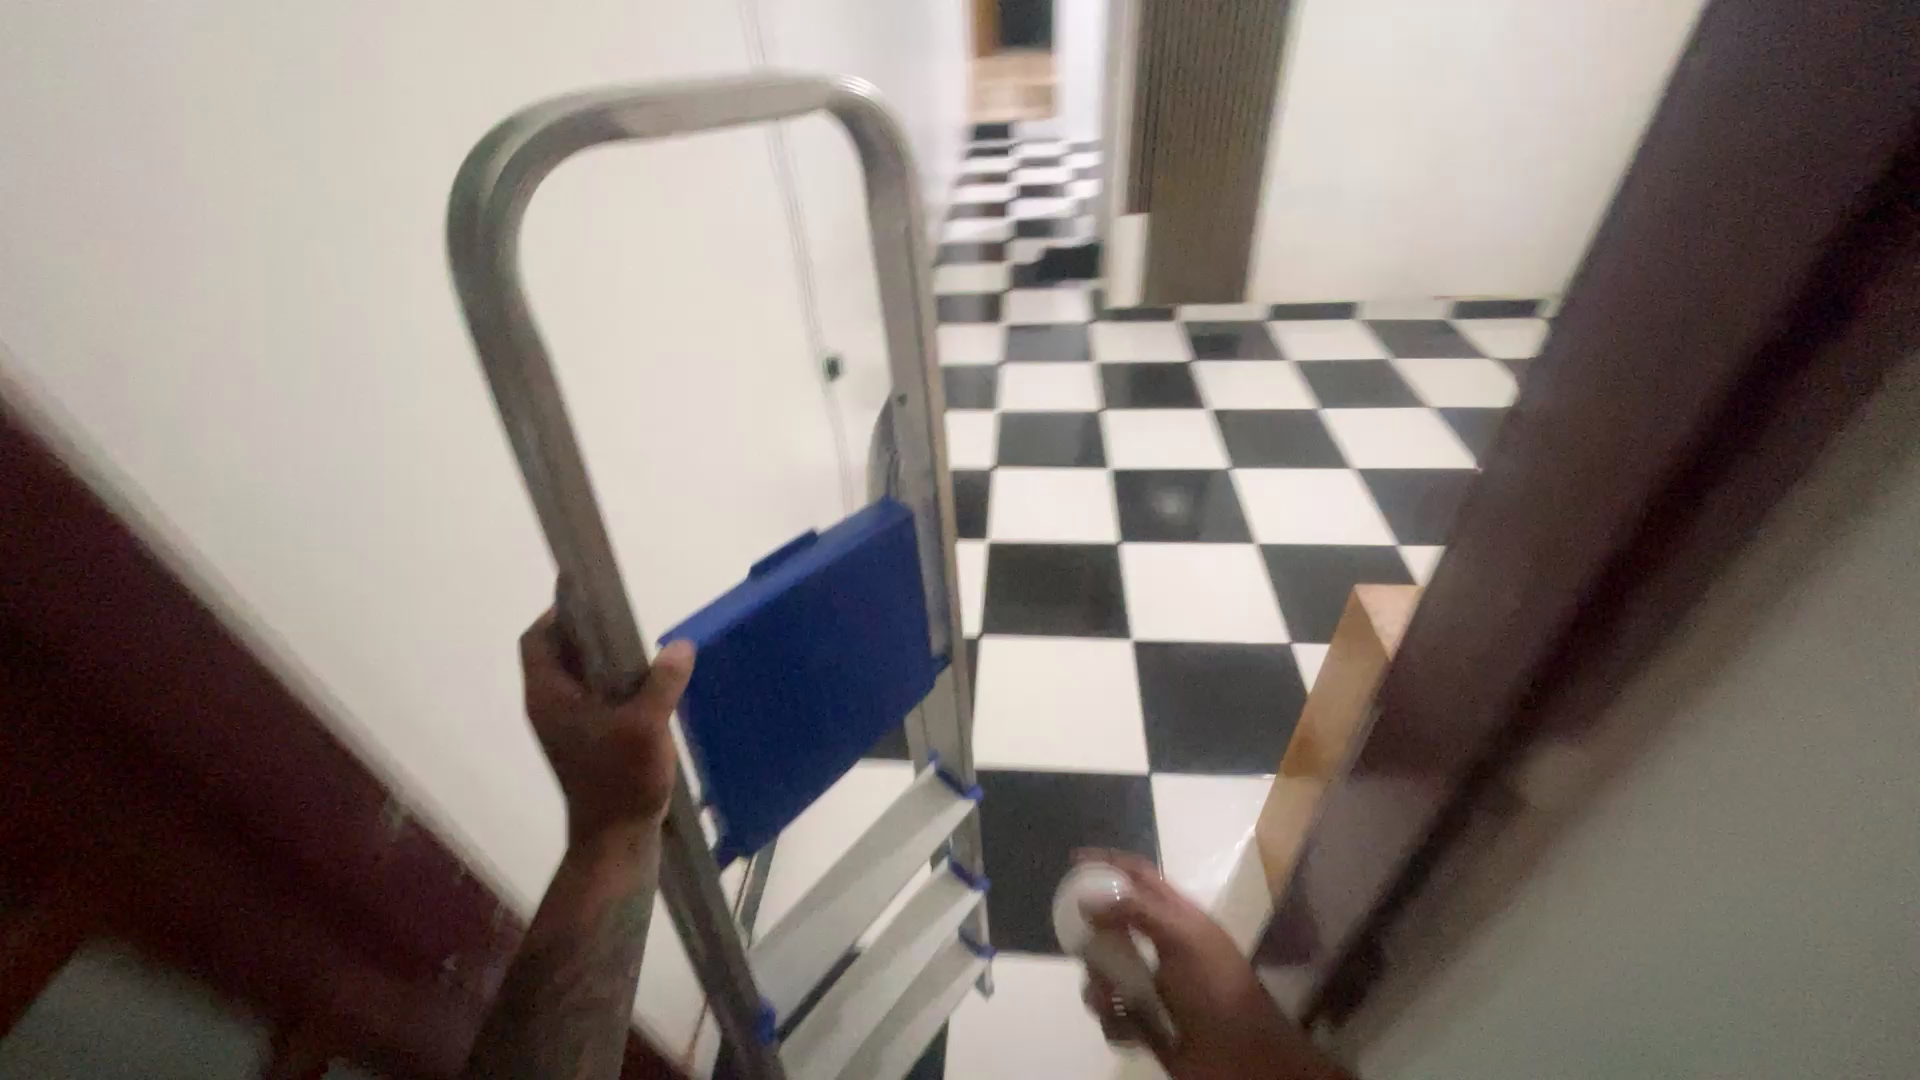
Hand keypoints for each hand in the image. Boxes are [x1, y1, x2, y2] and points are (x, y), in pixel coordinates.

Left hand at [519, 608, 693, 845]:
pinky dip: (615, 681)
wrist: (616, 839)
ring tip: (643, 649)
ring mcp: (567, 725)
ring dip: (605, 658)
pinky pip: (595, 695)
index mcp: (549, 697)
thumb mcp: (646, 726)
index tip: (594, 599)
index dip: (559, 613)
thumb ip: (662, 682)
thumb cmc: (621, 779)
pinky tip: (649, 685)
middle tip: (627, 621)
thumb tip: (680, 646)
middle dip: (589, 632)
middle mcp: (551, 706)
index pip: (537, 640)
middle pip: (559, 653)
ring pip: (580, 675)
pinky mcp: (587, 739)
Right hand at [1078, 852, 1349, 1079]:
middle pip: (1111, 924)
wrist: (1246, 1060)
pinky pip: (1111, 1014)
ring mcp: (1151, 984)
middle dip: (1092, 937)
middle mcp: (1159, 944)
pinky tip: (1127, 1028)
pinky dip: (1112, 1020)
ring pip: (1104, 971)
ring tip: (1109, 999)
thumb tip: (1087, 900)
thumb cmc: (1217, 988)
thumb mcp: (1181, 937)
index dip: (1108, 862)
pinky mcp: (1145, 1022)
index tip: (1074, 861)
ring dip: (1098, 984)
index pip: (1137, 874)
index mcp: (1174, 915)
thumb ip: (1134, 911)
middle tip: (1081, 947)